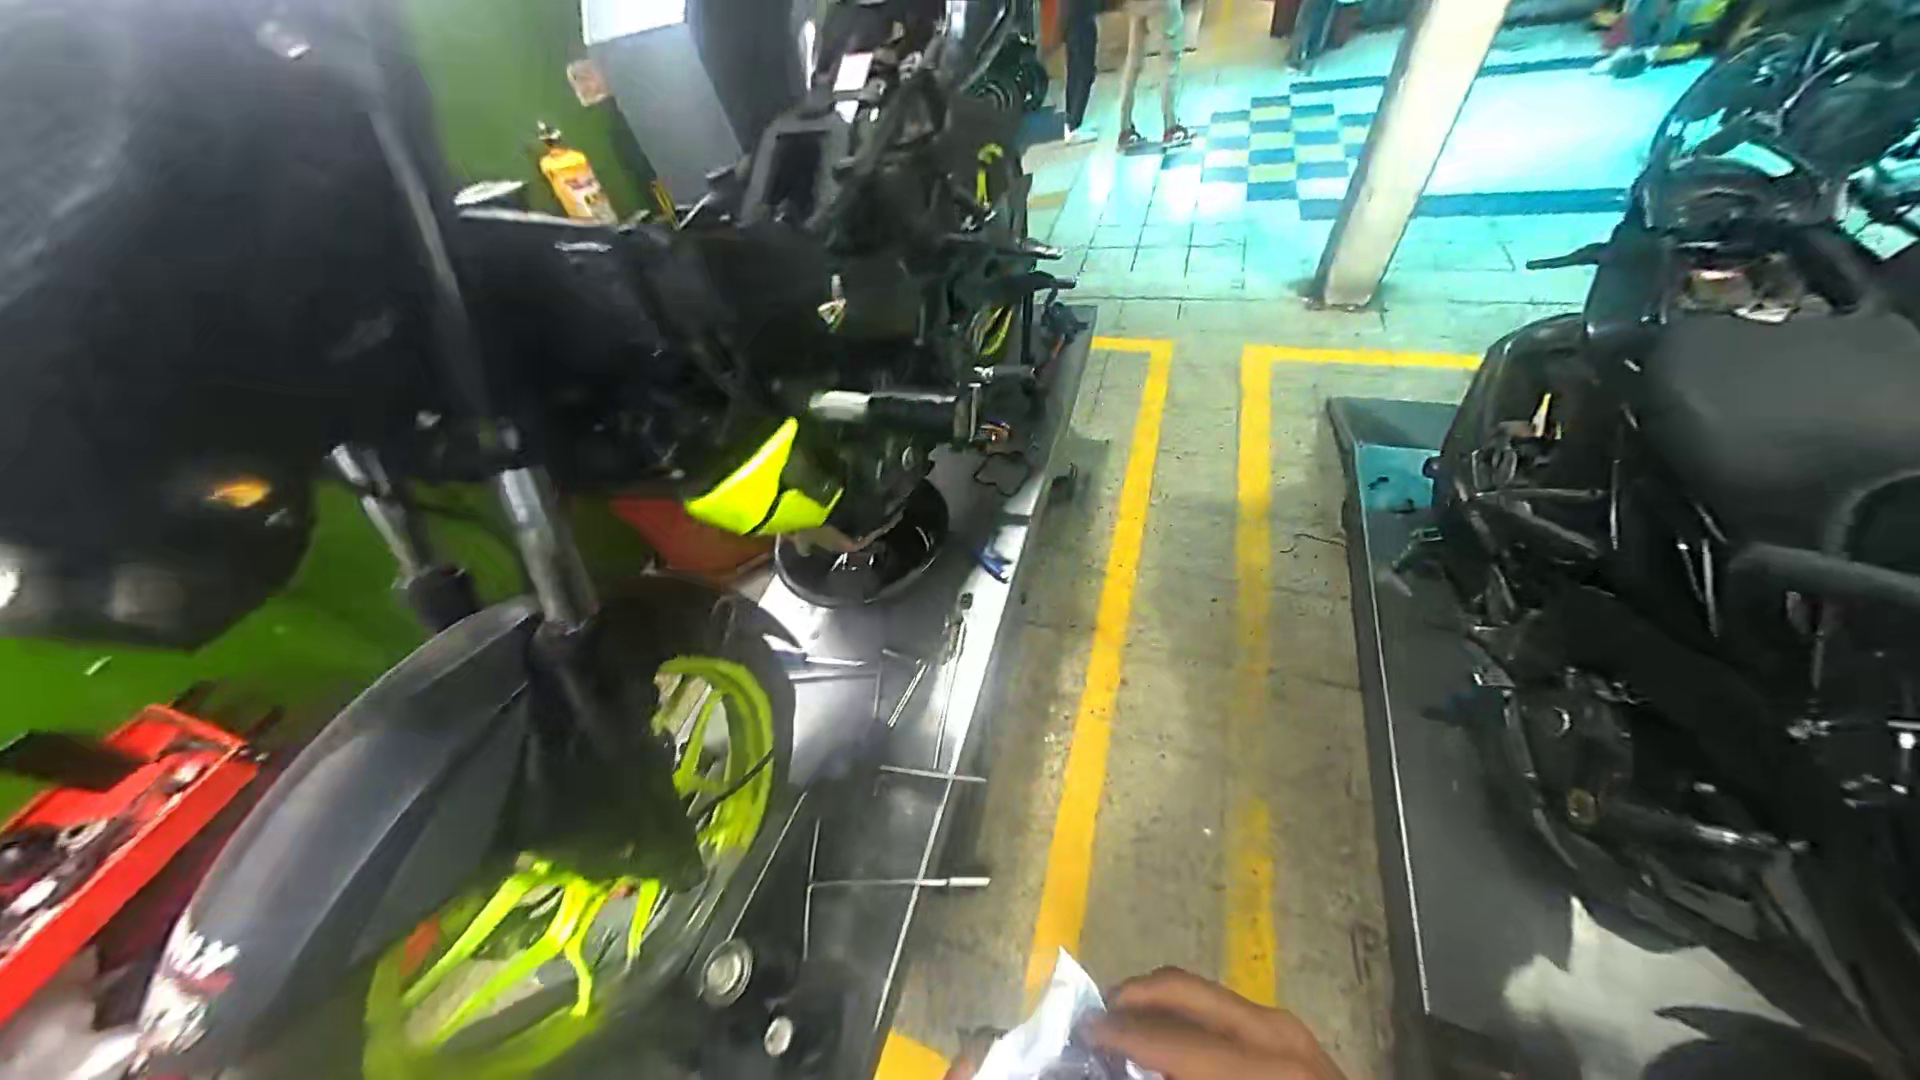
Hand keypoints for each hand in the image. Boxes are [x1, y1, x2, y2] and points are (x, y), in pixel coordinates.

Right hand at [1086, 968, 1349, 1079]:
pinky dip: (1186, 1012)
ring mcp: (1284, 1023)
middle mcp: (1272, 1030)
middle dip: (1132, 996)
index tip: (1083, 1030)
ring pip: (1200, 989)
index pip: (1173, 1040)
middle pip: (1182, 988)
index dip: (1121, 1033)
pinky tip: (1172, 1035)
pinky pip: (1221, 1005)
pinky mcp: (1289, 1028)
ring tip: (1128, 1024)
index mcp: (1263, 1068)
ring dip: (1156, 1000)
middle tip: (1098, 1015)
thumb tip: (1121, 1065)